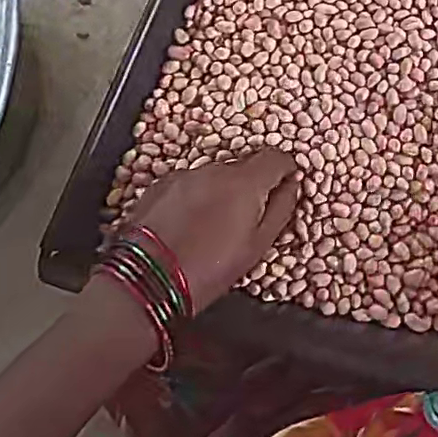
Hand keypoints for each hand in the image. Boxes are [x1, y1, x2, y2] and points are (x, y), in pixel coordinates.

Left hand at [119, 149, 301, 310]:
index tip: (286, 184)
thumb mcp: (257, 246)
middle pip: (244, 165)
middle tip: (246, 219)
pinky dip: (196, 197)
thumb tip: (292, 184)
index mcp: (245, 182)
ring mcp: (185, 174)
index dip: (285, 169)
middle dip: (251, 185)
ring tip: (213, 228)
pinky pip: (190, 184)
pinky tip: (189, 225)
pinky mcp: (160, 185)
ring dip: (221, 191)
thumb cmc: (208, 270)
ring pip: (215, 175)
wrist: (145, 280)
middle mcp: (214, 169)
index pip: (276, 157)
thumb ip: (281, 208)